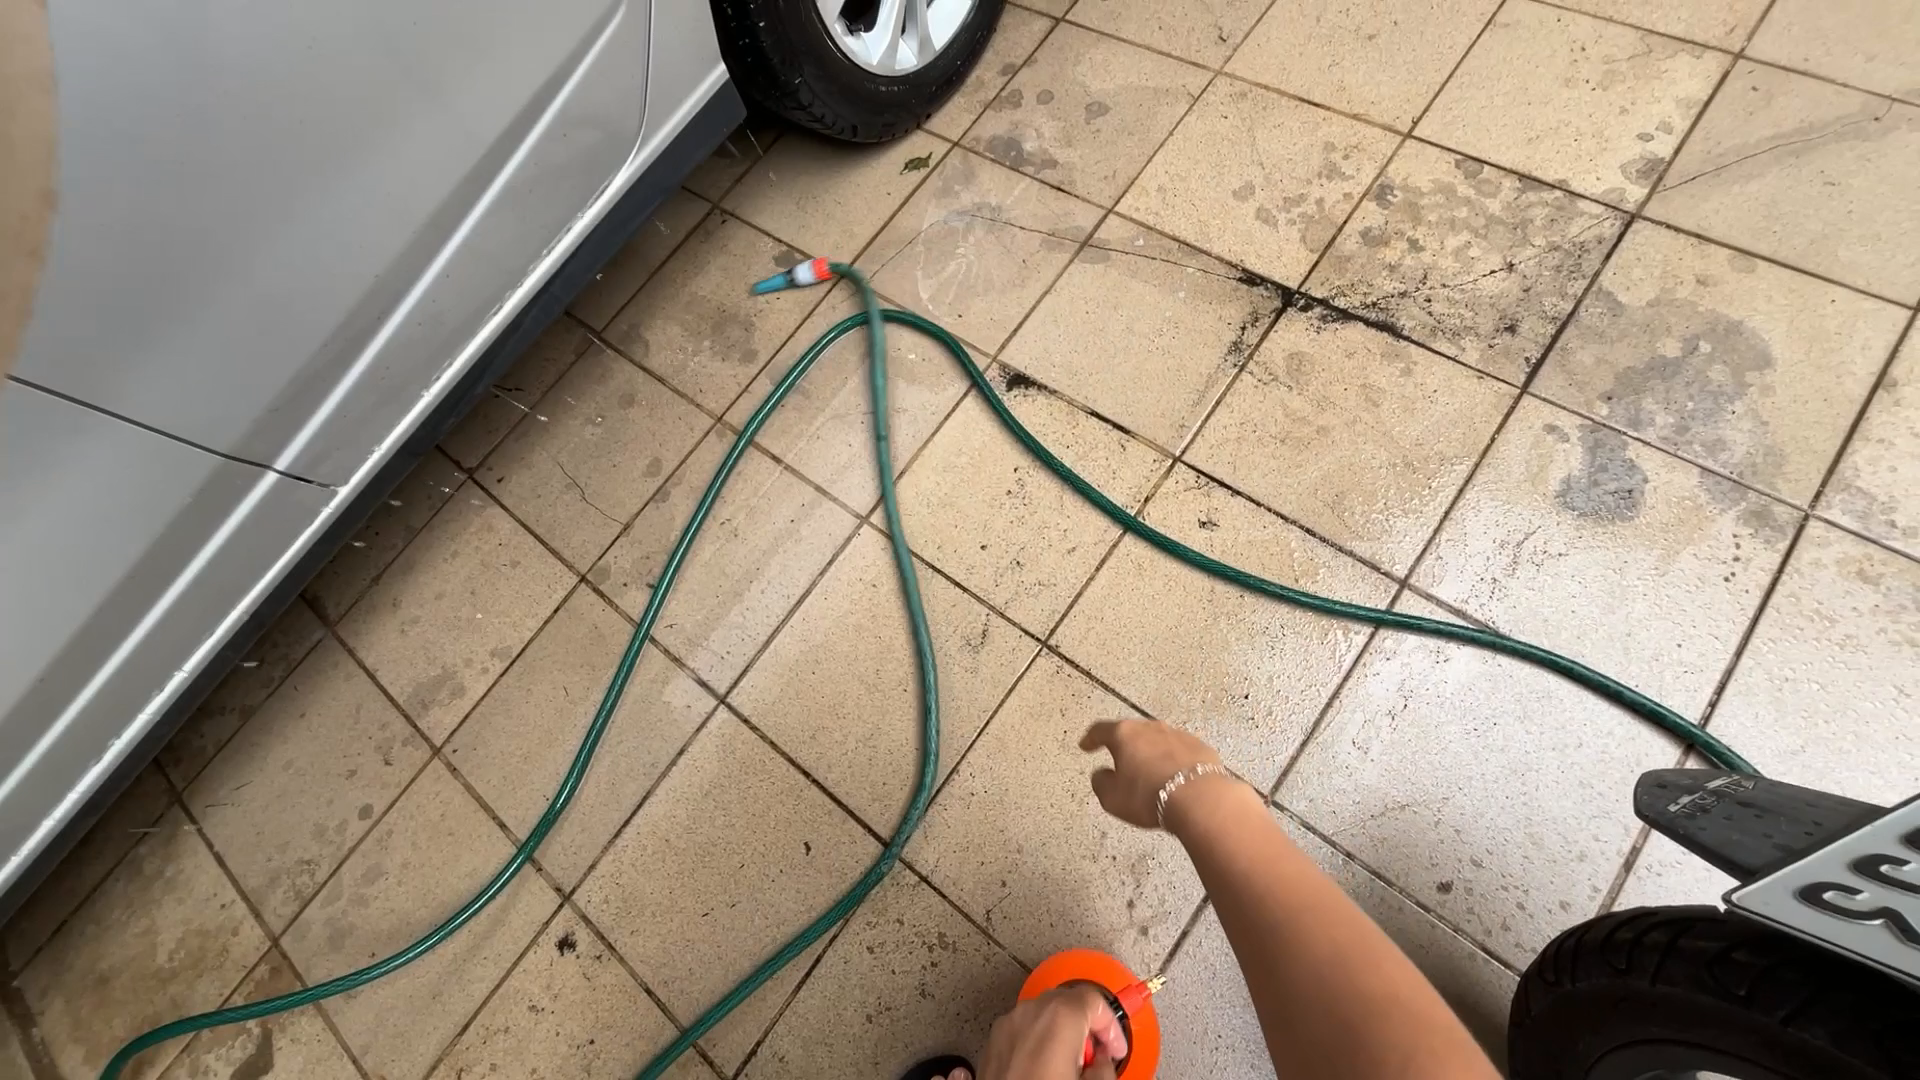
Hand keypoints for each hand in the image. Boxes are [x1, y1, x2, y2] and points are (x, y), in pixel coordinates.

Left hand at [977, 984, 1127, 1079]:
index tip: (1116, 1048)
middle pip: (1067, 1002)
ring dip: (1062, 1034)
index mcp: (1059, 1017)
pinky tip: (1044, 1071)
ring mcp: (1008, 1024)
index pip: (1094, 999)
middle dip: (1087, 1026)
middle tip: (1099, 1055)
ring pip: (1043, 1015)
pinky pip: (1024, 1030)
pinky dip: (1038, 1041)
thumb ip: (1104, 1069)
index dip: (1112, 1025)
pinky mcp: (993, 1042)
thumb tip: (1102, 1064)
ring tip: (1071, 1067)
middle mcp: (1030, 1011)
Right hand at [1080, 719, 1224, 829]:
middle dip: (1124, 747)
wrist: (1200, 799)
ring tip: (1149, 773)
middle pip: (1131, 733)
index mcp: (1123, 734)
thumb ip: (1101, 782)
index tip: (1085, 745)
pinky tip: (1175, 777)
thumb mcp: (1112, 798)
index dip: (1090, 739)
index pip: (1100, 730)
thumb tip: (1101, 774)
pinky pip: (1179, 752)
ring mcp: (1177, 734)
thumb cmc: (1148, 797)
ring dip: (1150, 753)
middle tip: (1120, 763)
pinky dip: (1173, 761)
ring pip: (1157, 741)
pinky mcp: (1200, 747)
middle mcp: (1150, 727)